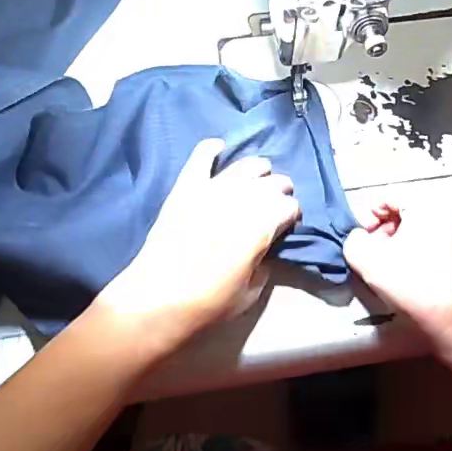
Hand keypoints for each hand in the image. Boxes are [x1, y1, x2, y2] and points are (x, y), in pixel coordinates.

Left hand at [93, 139, 300, 359]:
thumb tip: (264, 247)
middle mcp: (245, 196)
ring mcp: (214, 186)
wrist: (159, 297)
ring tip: (255, 182)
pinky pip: (202, 155)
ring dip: (257, 171)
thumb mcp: (252, 290)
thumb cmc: (210, 301)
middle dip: (279, 192)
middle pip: (274, 181)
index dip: (292, 216)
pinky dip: (212, 149)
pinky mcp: (187, 185)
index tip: (286, 228)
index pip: (291, 206)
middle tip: (272, 208)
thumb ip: (265, 261)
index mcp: (265, 221)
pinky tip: (219, 149)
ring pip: (246, 164)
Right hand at [343, 199, 451, 366]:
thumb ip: (353, 240)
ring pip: (421, 223)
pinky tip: (416, 271)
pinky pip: (437, 235)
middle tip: (378, 257)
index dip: (369, 220)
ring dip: (403, 241)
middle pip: (405, 209)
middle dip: (387, 231)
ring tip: (396, 267)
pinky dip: (422, 248)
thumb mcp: (368, 261)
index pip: (387, 198)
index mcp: (431, 199)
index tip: (365, 245)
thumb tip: (362, 236)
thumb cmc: (418, 286)